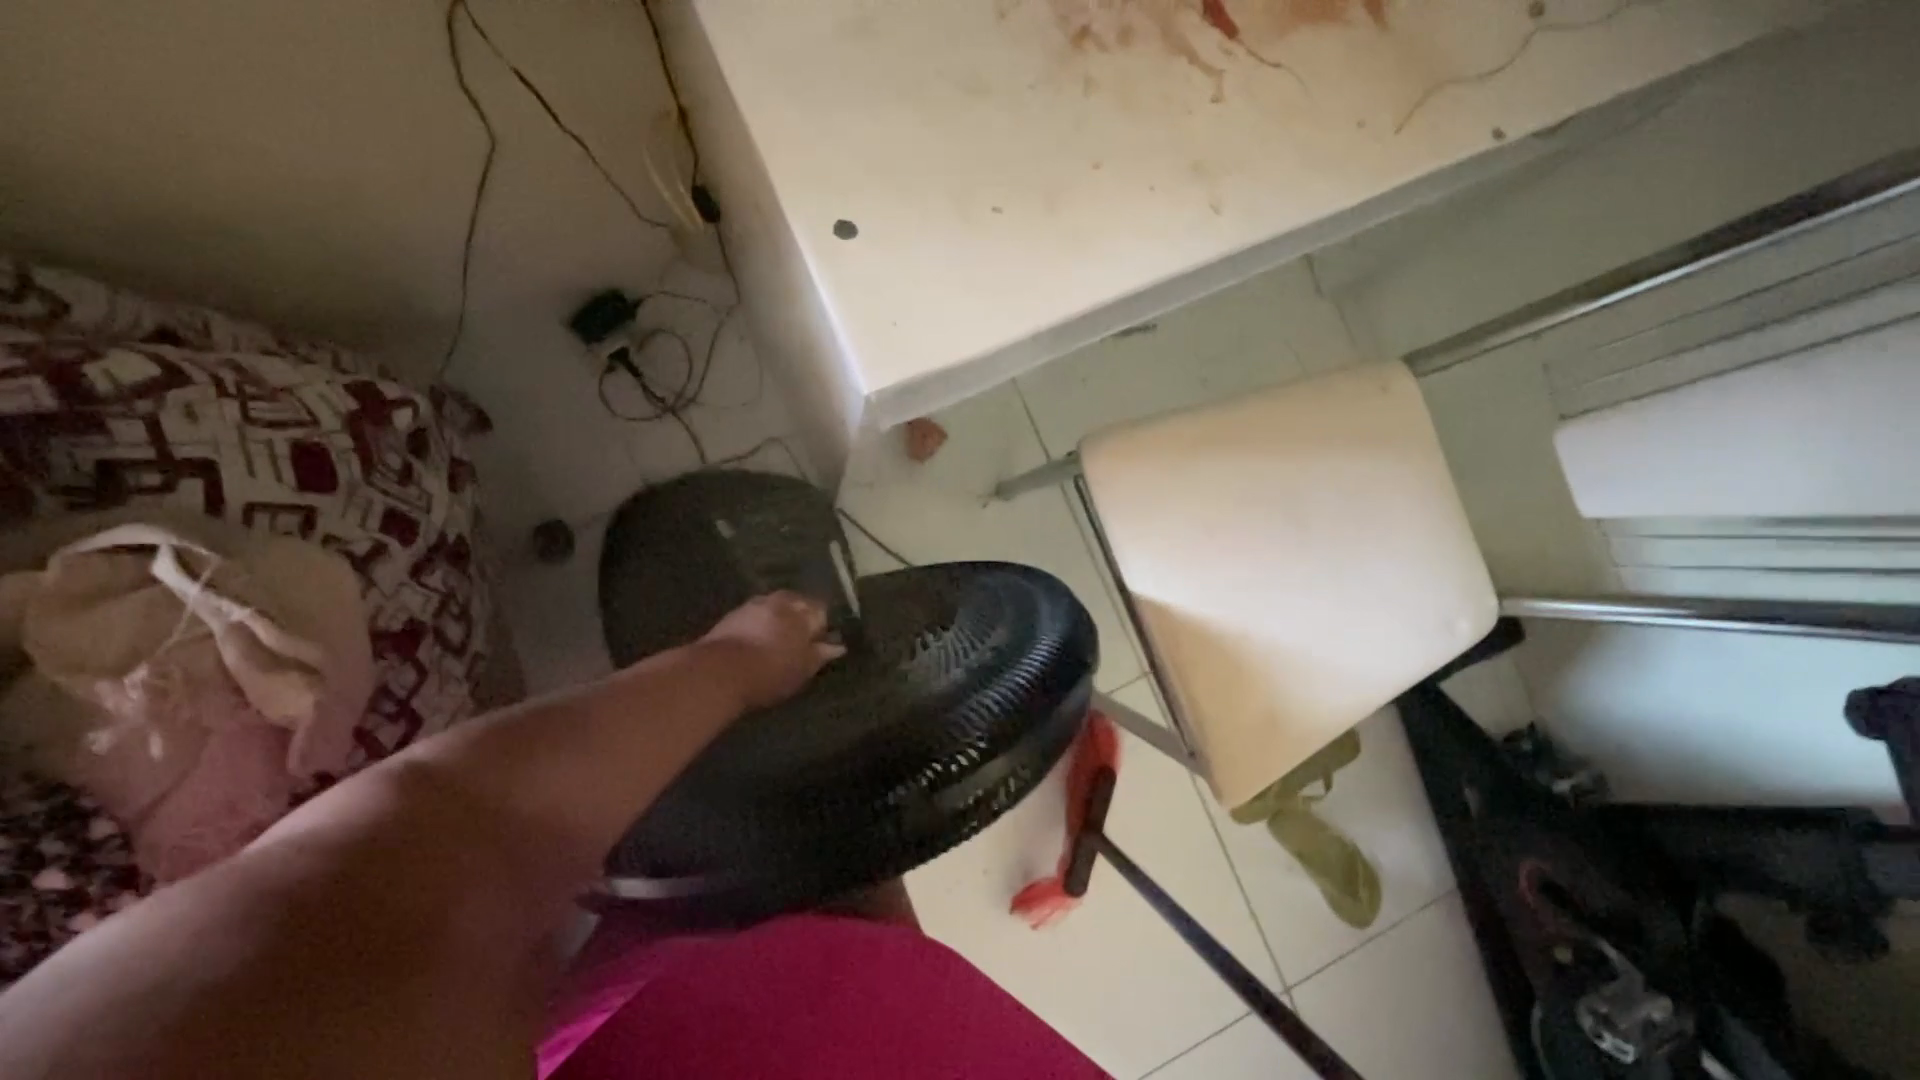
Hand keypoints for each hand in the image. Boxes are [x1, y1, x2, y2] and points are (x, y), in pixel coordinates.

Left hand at [698, 592, 846, 710]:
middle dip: (800, 616)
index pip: (821, 610)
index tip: (819, 642)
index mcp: (802, 613)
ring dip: (778, 617)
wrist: (719, 672)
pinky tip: (757, 639)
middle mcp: (779, 602)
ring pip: (774, 606)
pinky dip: (759, 623)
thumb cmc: (770, 672)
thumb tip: (838, 646)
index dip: (821, 626)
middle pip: (797, 603)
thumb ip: (820, 655)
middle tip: (799, 639)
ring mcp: (754, 605)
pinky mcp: (732, 615)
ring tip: (777, 638)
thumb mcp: (802, 669)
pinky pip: (754, 614)